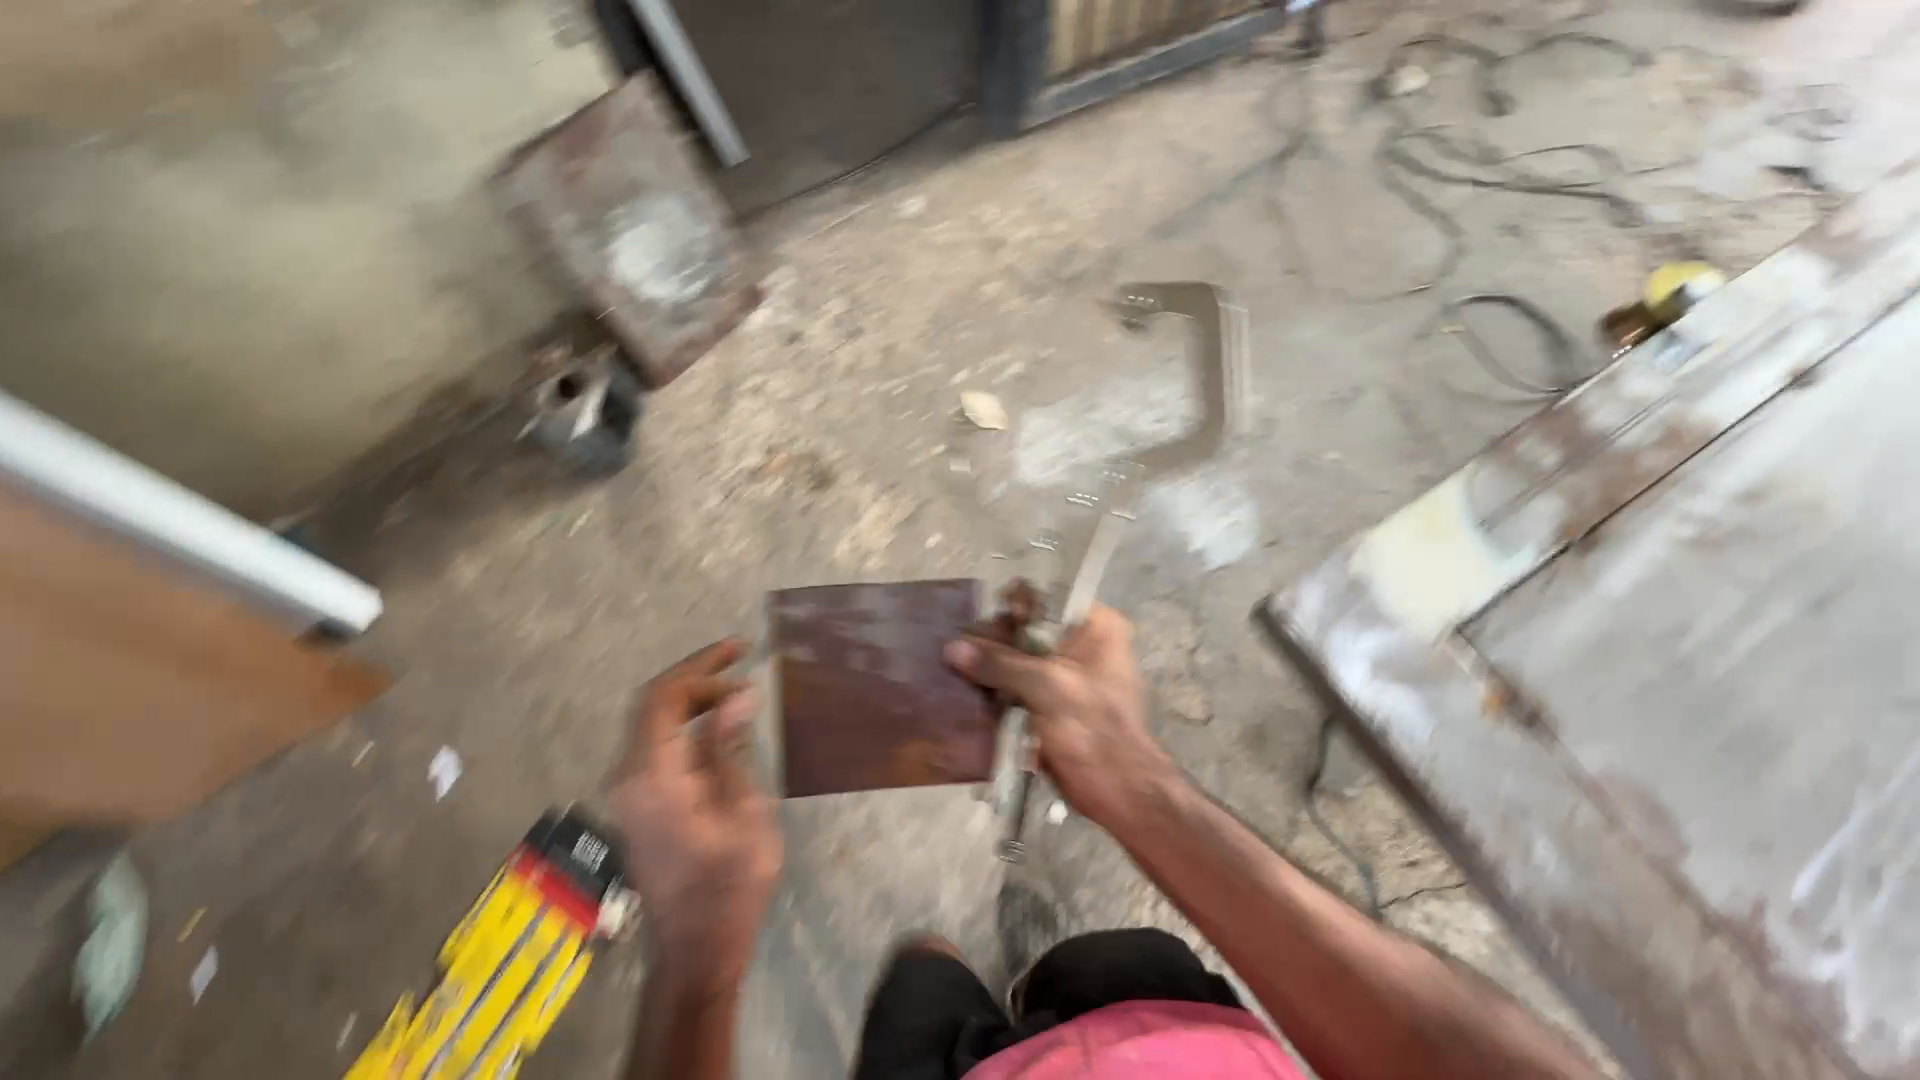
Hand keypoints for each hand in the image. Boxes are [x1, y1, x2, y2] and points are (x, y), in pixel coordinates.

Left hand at [608, 640, 781, 972]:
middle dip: (696, 674)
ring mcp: (628, 791)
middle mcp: (628, 776)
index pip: (664, 697)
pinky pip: (655, 744)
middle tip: (740, 656)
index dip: (703, 669)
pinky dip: (684, 722)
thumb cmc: (729, 882)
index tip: (745, 659)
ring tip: (735, 683)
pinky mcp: (637, 803)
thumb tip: (736, 695)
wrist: (696, 947)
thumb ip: (730, 748)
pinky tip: (717, 722)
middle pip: (652, 703)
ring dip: (690, 696)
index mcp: (652, 774)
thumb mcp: (744, 810)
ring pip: (651, 721)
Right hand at [945, 605, 1173, 827]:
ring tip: (950, 669)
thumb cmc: (1094, 731)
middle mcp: (1079, 644)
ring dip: (987, 667)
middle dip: (991, 640)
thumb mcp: (1047, 688)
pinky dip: (992, 690)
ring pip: (1015, 659)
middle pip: (1024, 628)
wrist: (1118, 792)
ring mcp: (1063, 676)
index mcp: (1094, 626)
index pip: (1045, 598)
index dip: (1012, 608)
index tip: (983, 626)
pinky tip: (963, 692)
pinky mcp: (1048, 705)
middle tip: (956, 651)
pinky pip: (1014, 687)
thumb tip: (951, 648)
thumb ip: (999, 664)